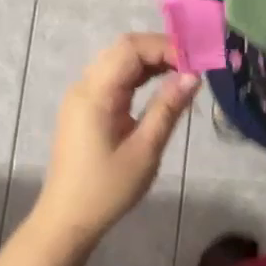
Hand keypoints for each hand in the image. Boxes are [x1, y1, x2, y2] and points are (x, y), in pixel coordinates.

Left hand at [30, 33, 199, 244]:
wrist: (68, 219)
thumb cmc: (107, 189)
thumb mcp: (145, 150)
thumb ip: (168, 108)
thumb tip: (193, 75)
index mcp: (95, 94)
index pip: (131, 49)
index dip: (166, 47)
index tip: (197, 62)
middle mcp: (84, 87)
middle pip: (123, 49)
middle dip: (160, 50)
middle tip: (194, 65)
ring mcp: (82, 97)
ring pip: (118, 61)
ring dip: (151, 61)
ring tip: (184, 73)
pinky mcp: (86, 109)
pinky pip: (114, 78)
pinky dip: (139, 76)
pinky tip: (162, 86)